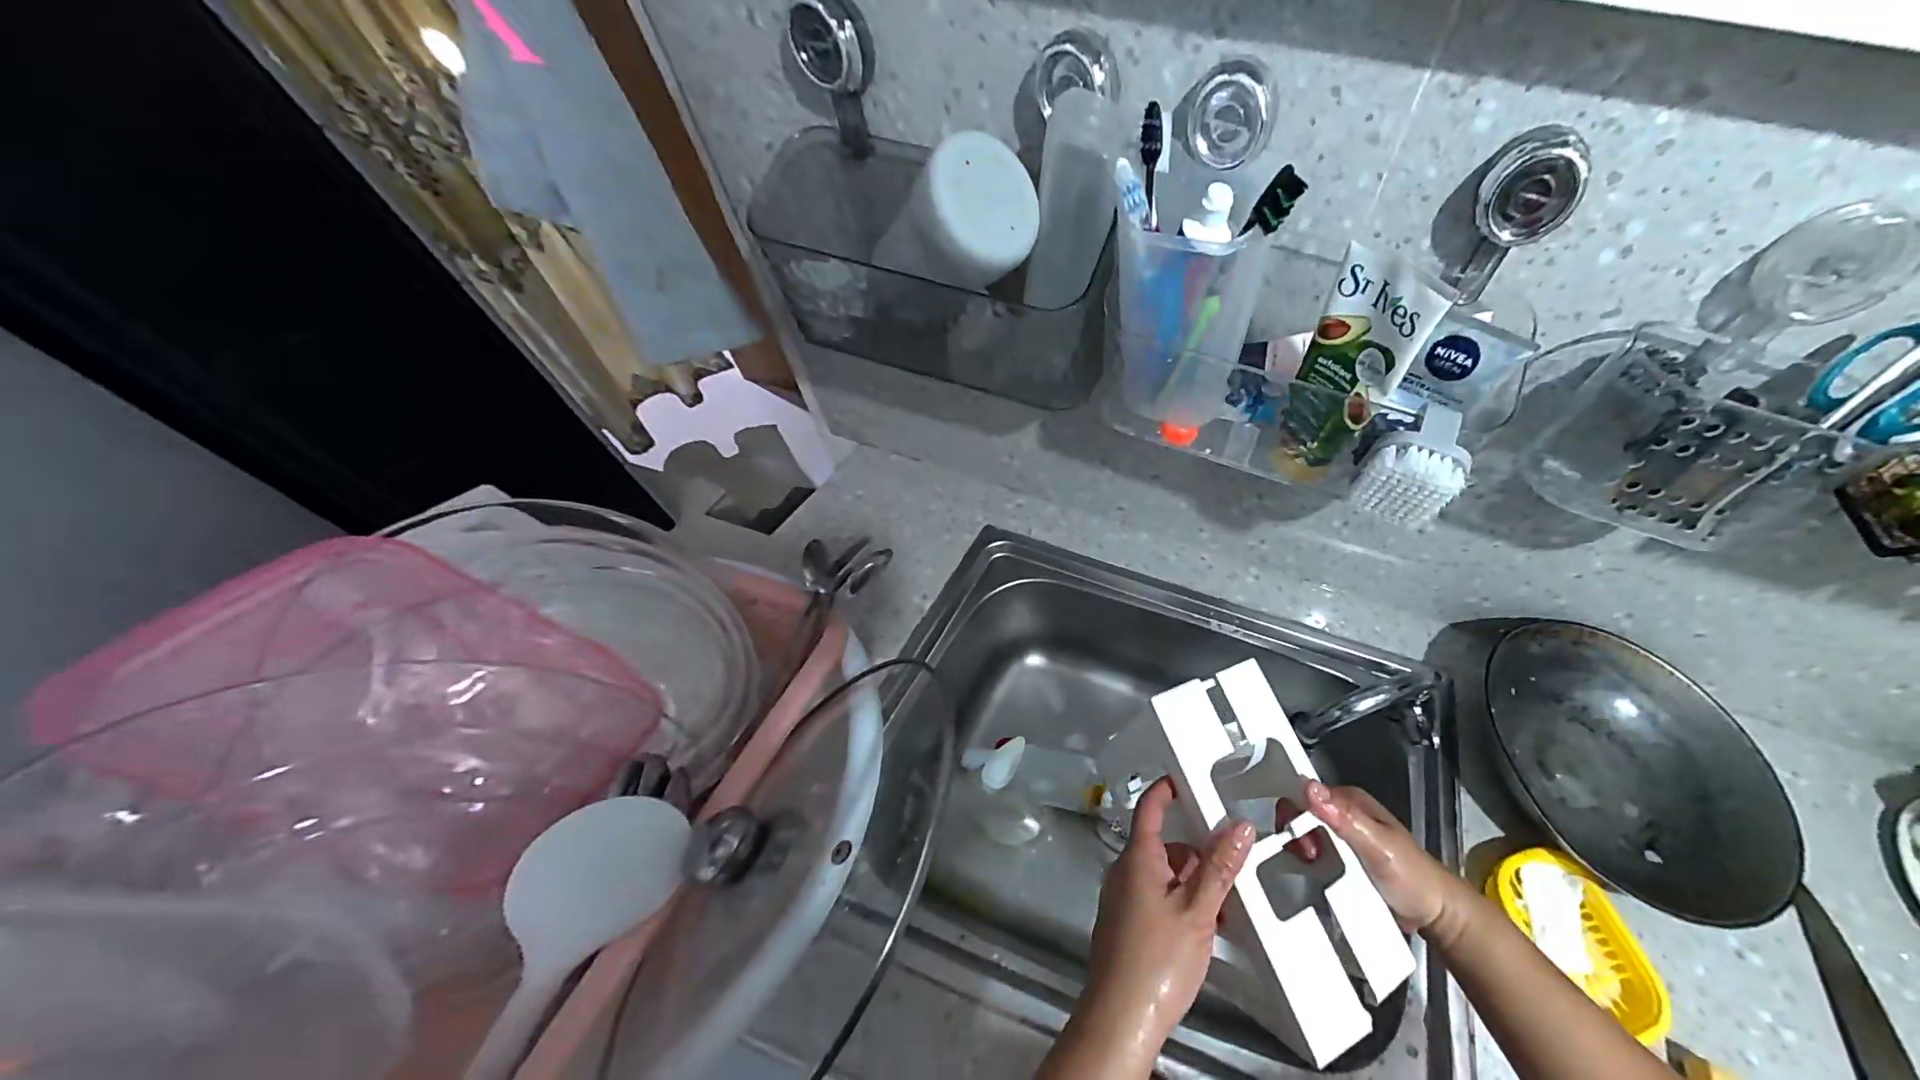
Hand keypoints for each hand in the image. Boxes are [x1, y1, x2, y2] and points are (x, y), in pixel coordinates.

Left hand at [1086, 777, 1255, 1044]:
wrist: (1122, 1014)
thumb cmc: (1158, 957)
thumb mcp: (1198, 911)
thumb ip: (1219, 868)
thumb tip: (1239, 826)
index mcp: (1137, 858)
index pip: (1149, 807)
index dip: (1166, 789)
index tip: (1185, 776)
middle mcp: (1125, 871)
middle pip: (1163, 844)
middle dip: (1196, 851)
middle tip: (1230, 862)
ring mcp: (1123, 897)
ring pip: (1163, 874)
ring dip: (1192, 881)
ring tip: (1224, 904)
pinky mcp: (1126, 923)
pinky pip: (1157, 897)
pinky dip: (1181, 902)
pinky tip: (1205, 927)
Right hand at [1280, 780, 1472, 942]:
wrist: (1437, 916)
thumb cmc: (1411, 877)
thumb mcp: (1378, 846)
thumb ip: (1345, 817)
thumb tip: (1309, 787)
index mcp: (1349, 799)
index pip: (1303, 792)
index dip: (1294, 812)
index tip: (1300, 841)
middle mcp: (1341, 812)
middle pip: (1299, 813)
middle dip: (1296, 835)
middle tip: (1309, 859)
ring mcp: (1341, 836)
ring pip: (1301, 833)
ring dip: (1299, 851)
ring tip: (1312, 869)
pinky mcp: (1339, 858)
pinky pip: (1310, 853)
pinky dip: (1305, 862)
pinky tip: (1312, 874)